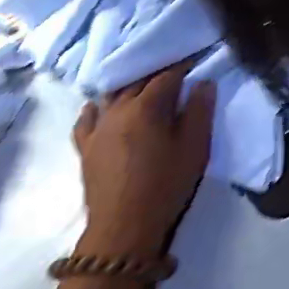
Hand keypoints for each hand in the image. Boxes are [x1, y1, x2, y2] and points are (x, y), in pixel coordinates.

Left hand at [71, 65, 214, 258]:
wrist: (124, 226)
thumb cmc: (166, 185)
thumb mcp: (194, 148)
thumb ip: (200, 112)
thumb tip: (203, 82)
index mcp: (147, 106)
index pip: (167, 76)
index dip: (182, 66)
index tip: (195, 62)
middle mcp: (118, 109)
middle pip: (137, 81)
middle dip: (156, 74)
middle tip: (174, 75)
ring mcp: (98, 128)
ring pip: (112, 95)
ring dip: (128, 88)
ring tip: (142, 89)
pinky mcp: (85, 147)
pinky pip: (86, 119)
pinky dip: (95, 109)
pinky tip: (98, 107)